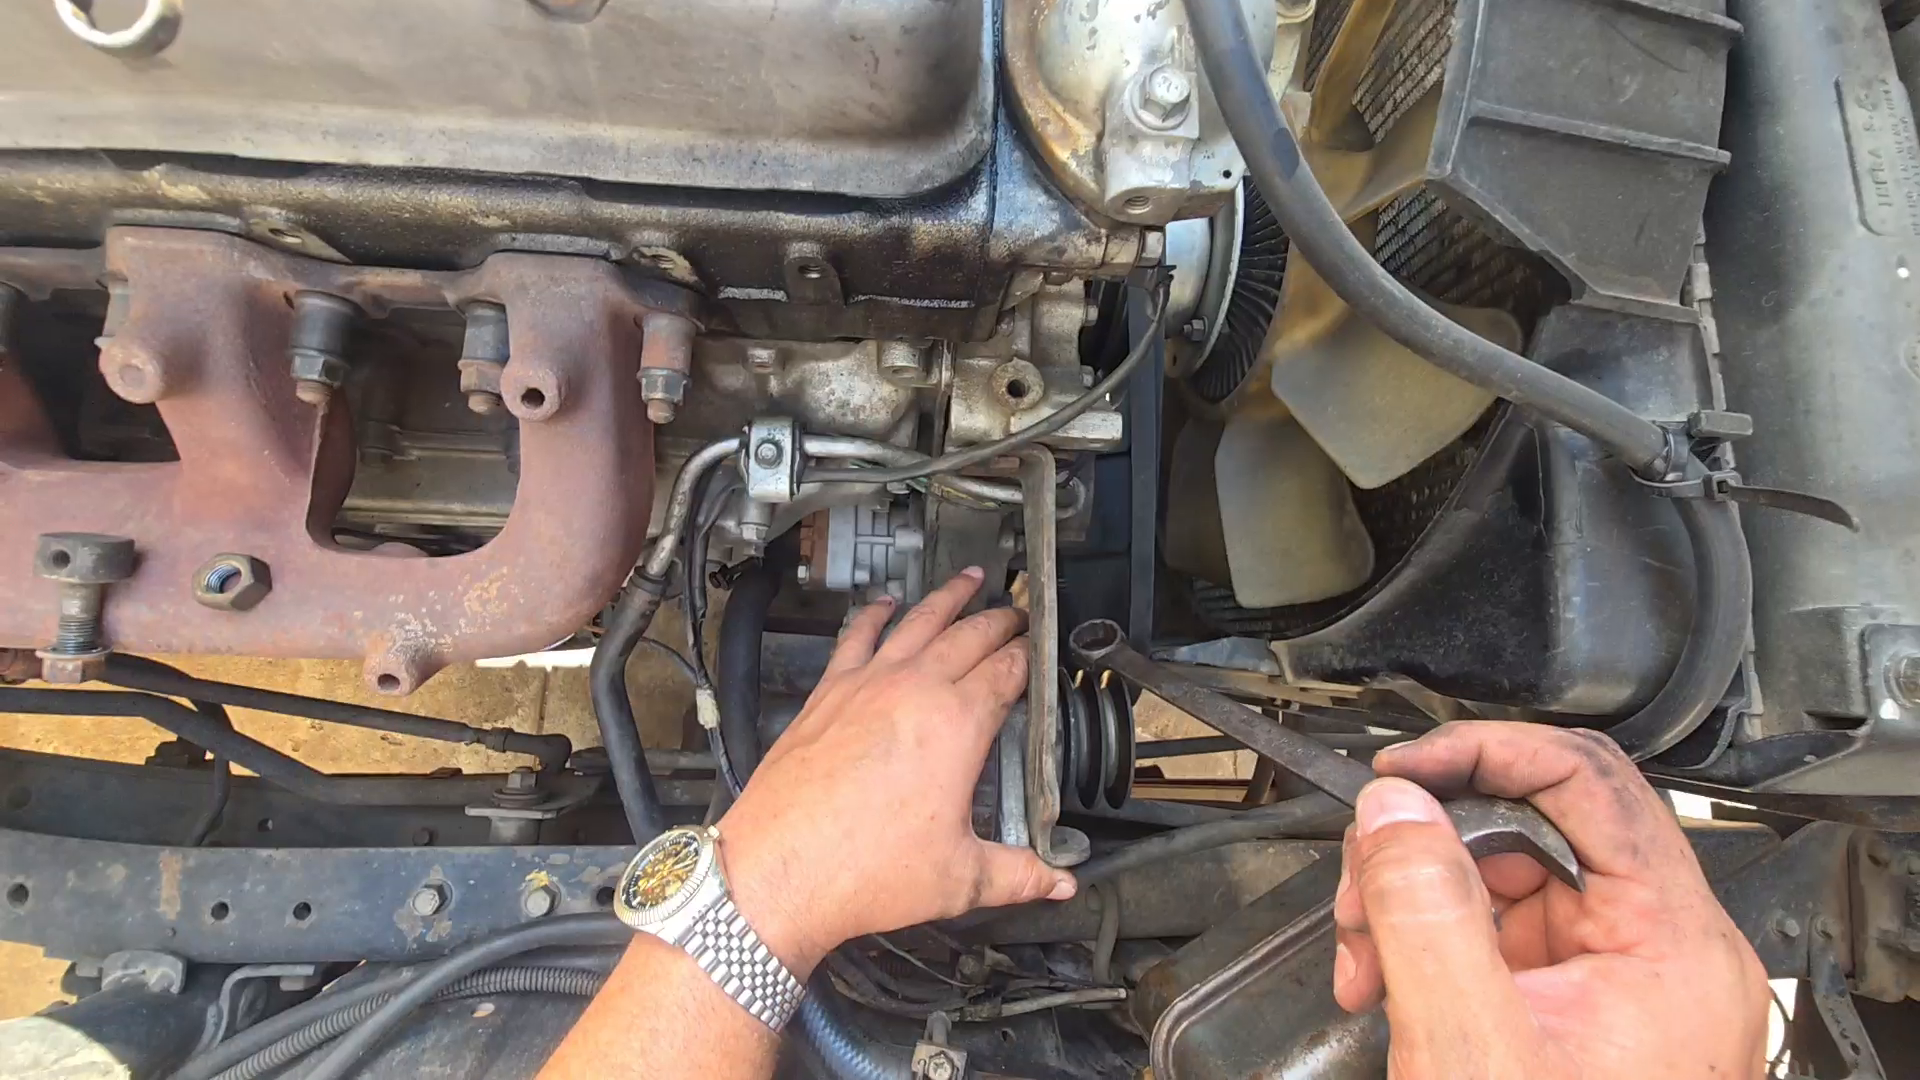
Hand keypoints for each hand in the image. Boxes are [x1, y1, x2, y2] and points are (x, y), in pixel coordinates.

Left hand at [716, 568, 1076, 978]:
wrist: (778, 870)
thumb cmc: (862, 870)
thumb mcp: (958, 877)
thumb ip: (1020, 875)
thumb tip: (1060, 883)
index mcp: (957, 724)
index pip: (1007, 671)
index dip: (1029, 657)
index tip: (1039, 650)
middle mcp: (915, 689)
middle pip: (970, 636)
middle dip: (1001, 620)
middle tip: (1019, 613)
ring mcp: (869, 683)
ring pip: (920, 622)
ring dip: (950, 597)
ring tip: (971, 579)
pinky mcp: (831, 690)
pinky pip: (857, 637)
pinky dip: (873, 614)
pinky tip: (884, 603)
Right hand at [1332, 723, 1768, 1078]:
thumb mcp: (1470, 1049)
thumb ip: (1426, 913)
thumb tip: (1391, 802)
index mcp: (1668, 946)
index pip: (1584, 780)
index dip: (1482, 752)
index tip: (1396, 772)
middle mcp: (1641, 939)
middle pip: (1514, 817)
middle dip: (1416, 841)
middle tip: (1361, 889)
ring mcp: (1589, 959)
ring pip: (1474, 856)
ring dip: (1396, 888)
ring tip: (1360, 952)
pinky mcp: (1541, 977)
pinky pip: (1458, 905)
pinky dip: (1401, 924)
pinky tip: (1374, 972)